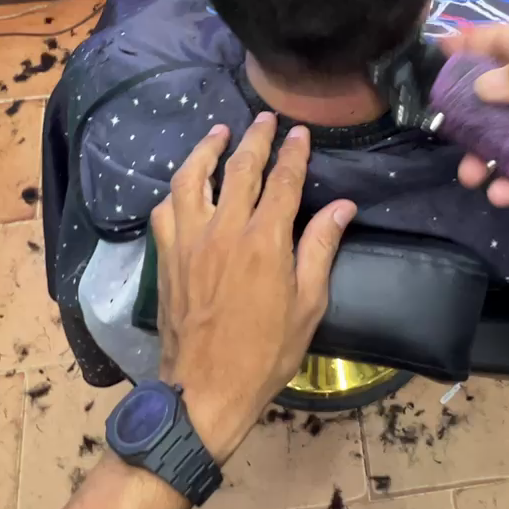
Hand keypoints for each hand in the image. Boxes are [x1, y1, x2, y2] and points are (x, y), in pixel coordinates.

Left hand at [151, 113, 356, 461]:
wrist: (206, 390)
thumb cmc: (266, 351)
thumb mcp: (308, 304)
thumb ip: (320, 247)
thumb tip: (342, 206)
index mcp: (265, 241)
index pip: (283, 181)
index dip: (294, 153)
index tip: (300, 133)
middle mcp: (224, 230)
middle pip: (240, 169)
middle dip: (255, 138)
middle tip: (265, 119)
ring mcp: (189, 241)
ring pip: (193, 178)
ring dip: (207, 149)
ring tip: (219, 132)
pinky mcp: (166, 256)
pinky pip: (166, 210)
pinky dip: (177, 189)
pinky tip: (186, 184)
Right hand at [444, 24, 508, 214]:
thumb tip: (479, 86)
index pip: (504, 40)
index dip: (468, 44)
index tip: (431, 53)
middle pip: (496, 92)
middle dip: (468, 112)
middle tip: (441, 130)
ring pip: (506, 135)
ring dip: (485, 154)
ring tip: (471, 174)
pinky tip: (502, 194)